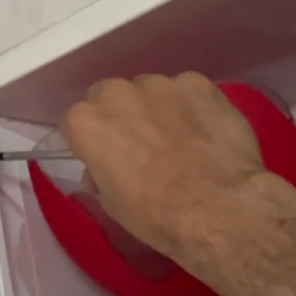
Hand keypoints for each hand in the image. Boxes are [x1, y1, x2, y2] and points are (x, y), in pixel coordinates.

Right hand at [59, 73, 267, 257]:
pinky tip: (207, 134)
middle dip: (122, 116)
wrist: (218, 207)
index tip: (108, 159)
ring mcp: (158, 82)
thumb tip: (102, 168)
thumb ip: (99, 174)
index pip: (77, 122)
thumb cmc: (155, 214)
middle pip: (110, 97)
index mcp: (85, 121)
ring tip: (182, 141)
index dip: (92, 142)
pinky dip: (193, 107)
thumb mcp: (112, 204)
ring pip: (150, 91)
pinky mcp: (196, 82)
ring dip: (158, 109)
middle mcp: (116, 92)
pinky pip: (187, 91)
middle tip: (143, 146)